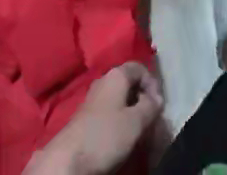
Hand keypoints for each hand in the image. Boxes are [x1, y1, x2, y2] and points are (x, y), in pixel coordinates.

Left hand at [25, 63, 162, 174]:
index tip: (158, 104)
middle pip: (129, 83)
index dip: (152, 83)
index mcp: (116, 75)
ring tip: (139, 130)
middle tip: (151, 118)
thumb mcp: (135, 122)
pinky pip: (109, 112)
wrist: (68, 160)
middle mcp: (104, 81)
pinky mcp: (86, 118)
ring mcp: (93, 99)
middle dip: (142, 99)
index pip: (139, 67)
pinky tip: (122, 136)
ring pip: (119, 99)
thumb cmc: (106, 135)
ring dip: (131, 112)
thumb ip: (150, 106)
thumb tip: (157, 98)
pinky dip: (119, 120)